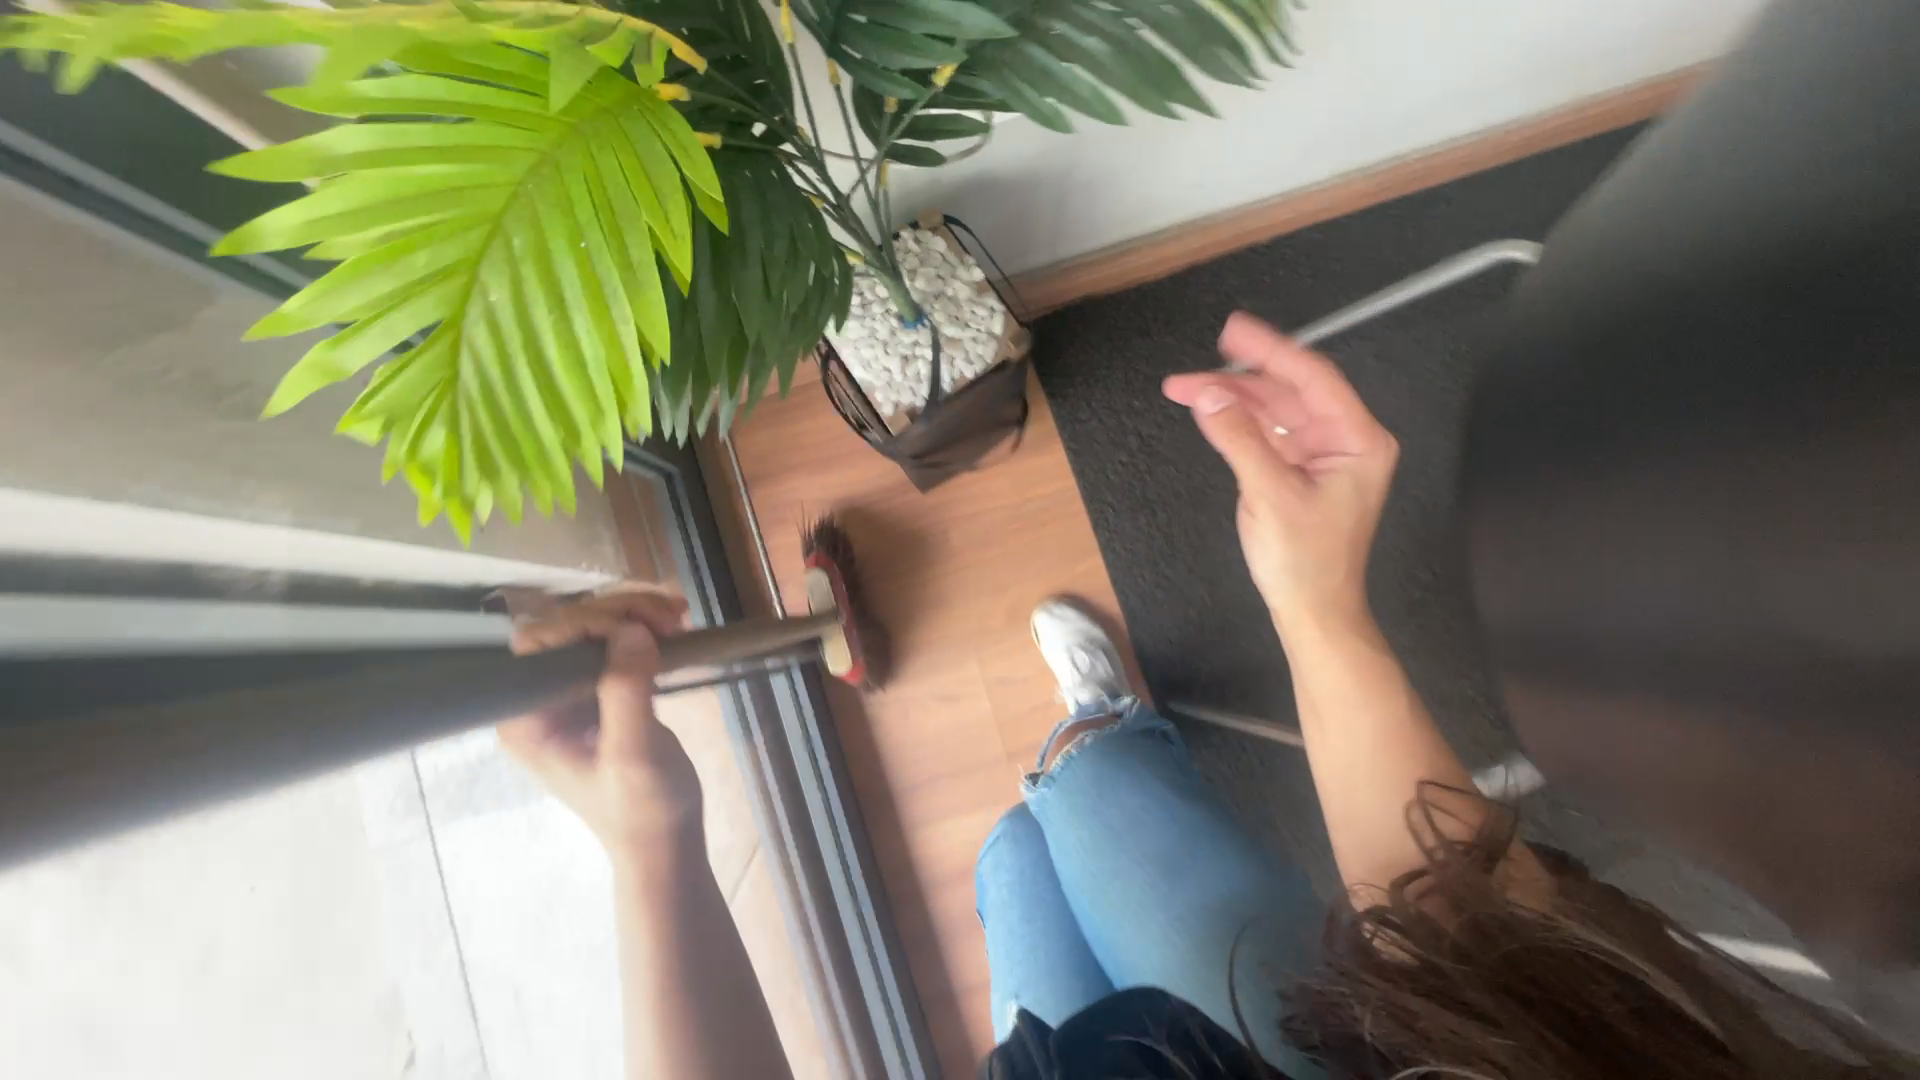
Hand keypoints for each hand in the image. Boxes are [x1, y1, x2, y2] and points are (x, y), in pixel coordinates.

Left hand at [497, 585, 701, 859]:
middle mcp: (544, 701)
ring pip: (597, 631)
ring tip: (680, 618)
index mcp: (529, 718)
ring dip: (638, 616)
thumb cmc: (643, 808)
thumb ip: (626, 690)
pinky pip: (620, 647)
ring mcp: (576, 697)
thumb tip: (633, 629)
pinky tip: (678, 630)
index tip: (640, 629)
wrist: (668, 842)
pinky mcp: (606, 695)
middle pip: (570, 629)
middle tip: (673, 617)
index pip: (539, 643)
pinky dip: (648, 631)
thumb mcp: (634, 752)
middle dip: (620, 614)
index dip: (586, 624)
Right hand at [1163, 312, 1398, 636]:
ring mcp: (1321, 455)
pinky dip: (1237, 424)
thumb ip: (1238, 439)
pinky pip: (1267, 434)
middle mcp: (1343, 440)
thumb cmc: (1305, 561)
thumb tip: (1207, 395)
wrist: (1312, 609)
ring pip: (1273, 412)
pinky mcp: (1299, 471)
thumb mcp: (1269, 494)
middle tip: (1189, 374)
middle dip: (1236, 381)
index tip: (1232, 332)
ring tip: (1185, 391)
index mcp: (1357, 440)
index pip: (1312, 378)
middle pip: (1287, 392)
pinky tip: (1209, 413)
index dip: (1270, 351)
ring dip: (1231, 401)